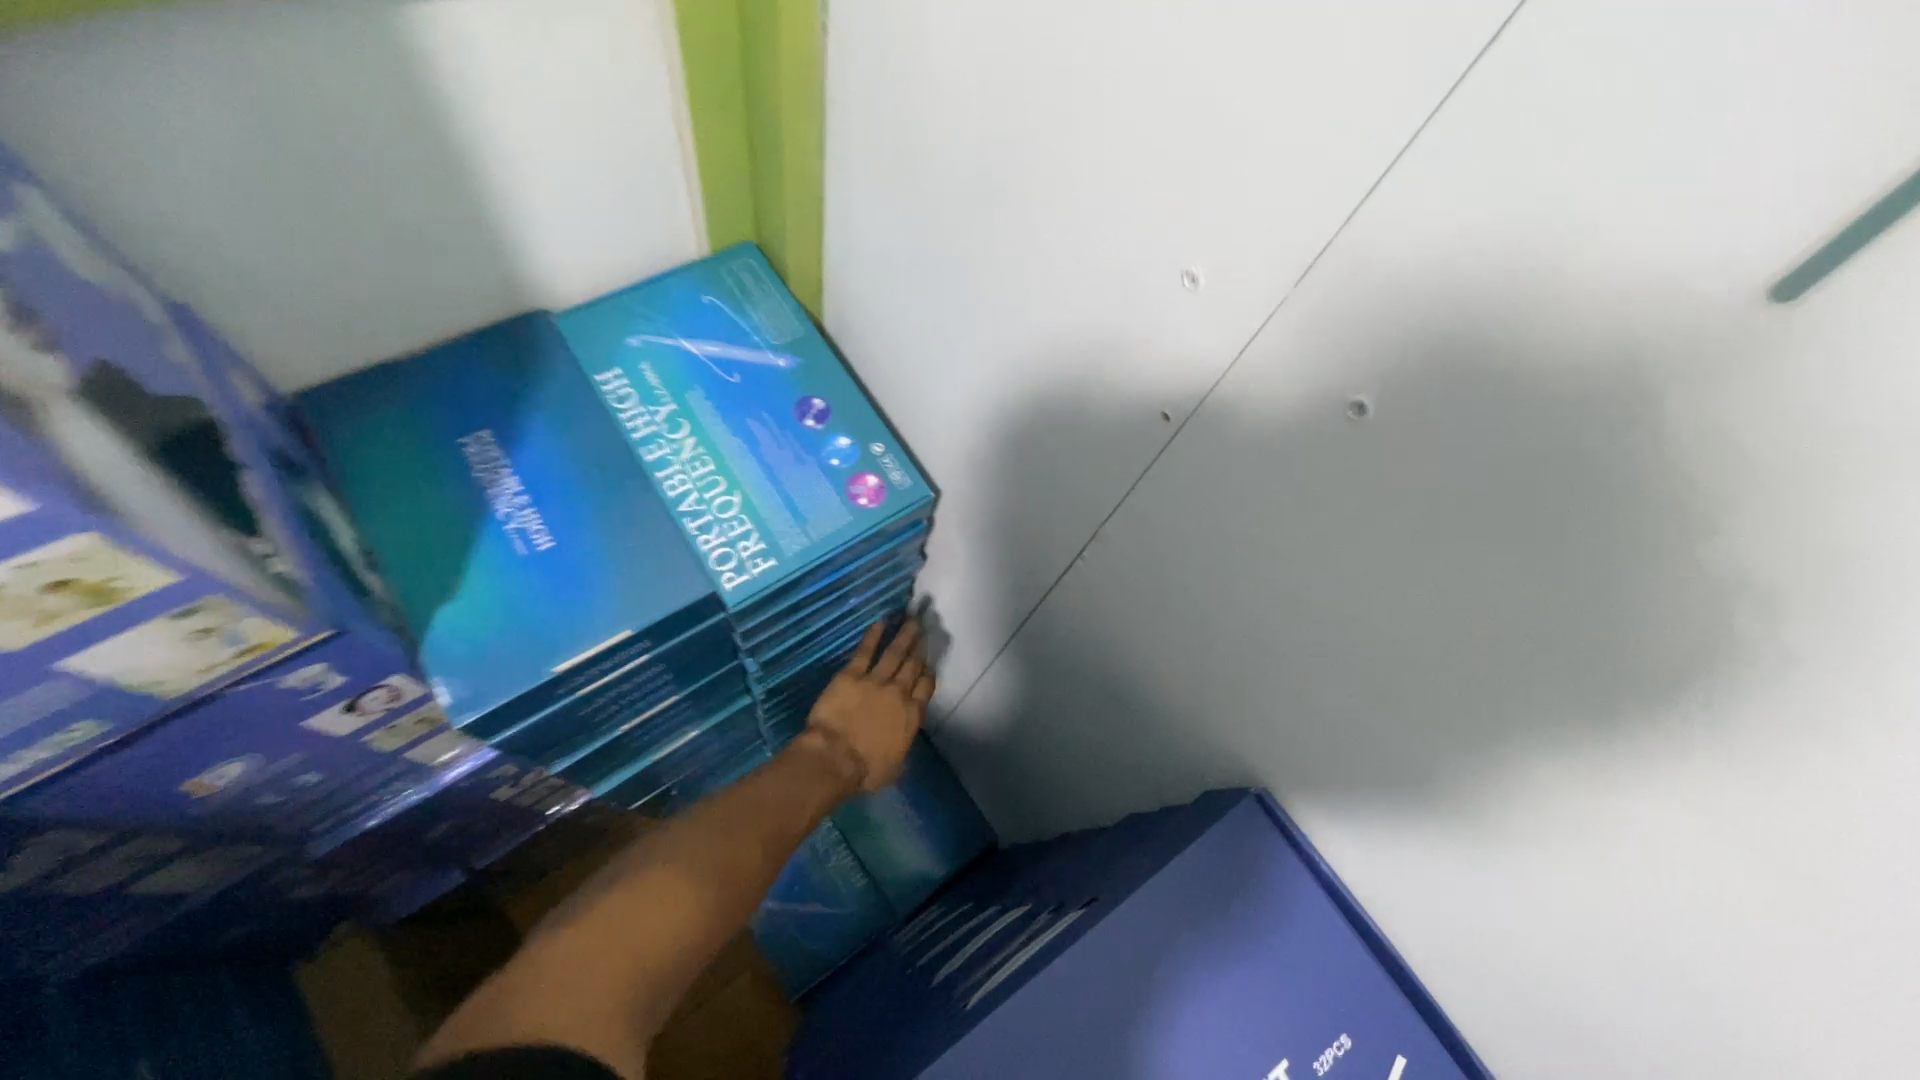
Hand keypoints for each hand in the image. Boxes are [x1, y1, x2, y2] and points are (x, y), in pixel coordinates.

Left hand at [804, 617, 932, 793]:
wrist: (834, 758)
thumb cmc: (864, 771)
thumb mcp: (894, 767)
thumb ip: (901, 748)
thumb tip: (901, 744)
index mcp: (911, 716)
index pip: (925, 688)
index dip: (928, 673)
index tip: (930, 663)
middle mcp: (898, 693)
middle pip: (913, 665)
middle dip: (921, 647)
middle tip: (927, 629)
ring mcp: (875, 681)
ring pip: (895, 653)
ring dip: (905, 635)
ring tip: (912, 620)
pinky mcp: (851, 675)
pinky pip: (865, 651)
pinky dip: (873, 636)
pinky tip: (881, 622)